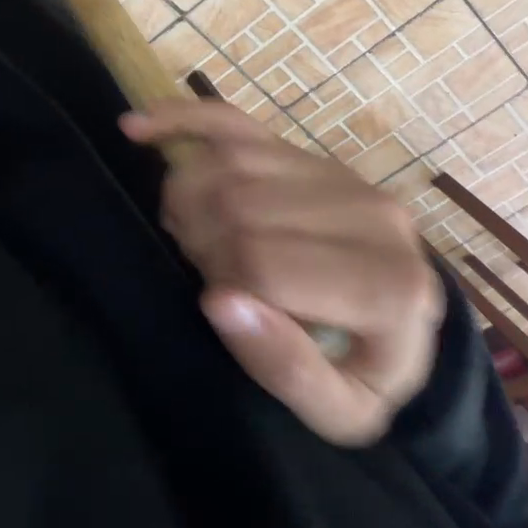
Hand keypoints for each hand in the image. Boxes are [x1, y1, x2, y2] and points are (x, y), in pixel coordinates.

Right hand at [120, 99, 444, 446]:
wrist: (388, 323)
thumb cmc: (357, 368)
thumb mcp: (339, 409)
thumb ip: (288, 370)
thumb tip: (221, 301)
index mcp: (392, 286)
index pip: (264, 264)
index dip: (224, 289)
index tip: (226, 307)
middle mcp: (377, 216)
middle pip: (239, 207)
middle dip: (201, 244)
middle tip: (204, 270)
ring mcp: (336, 172)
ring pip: (227, 162)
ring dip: (185, 199)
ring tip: (193, 233)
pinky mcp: (299, 150)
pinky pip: (229, 120)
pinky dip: (177, 118)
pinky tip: (135, 127)